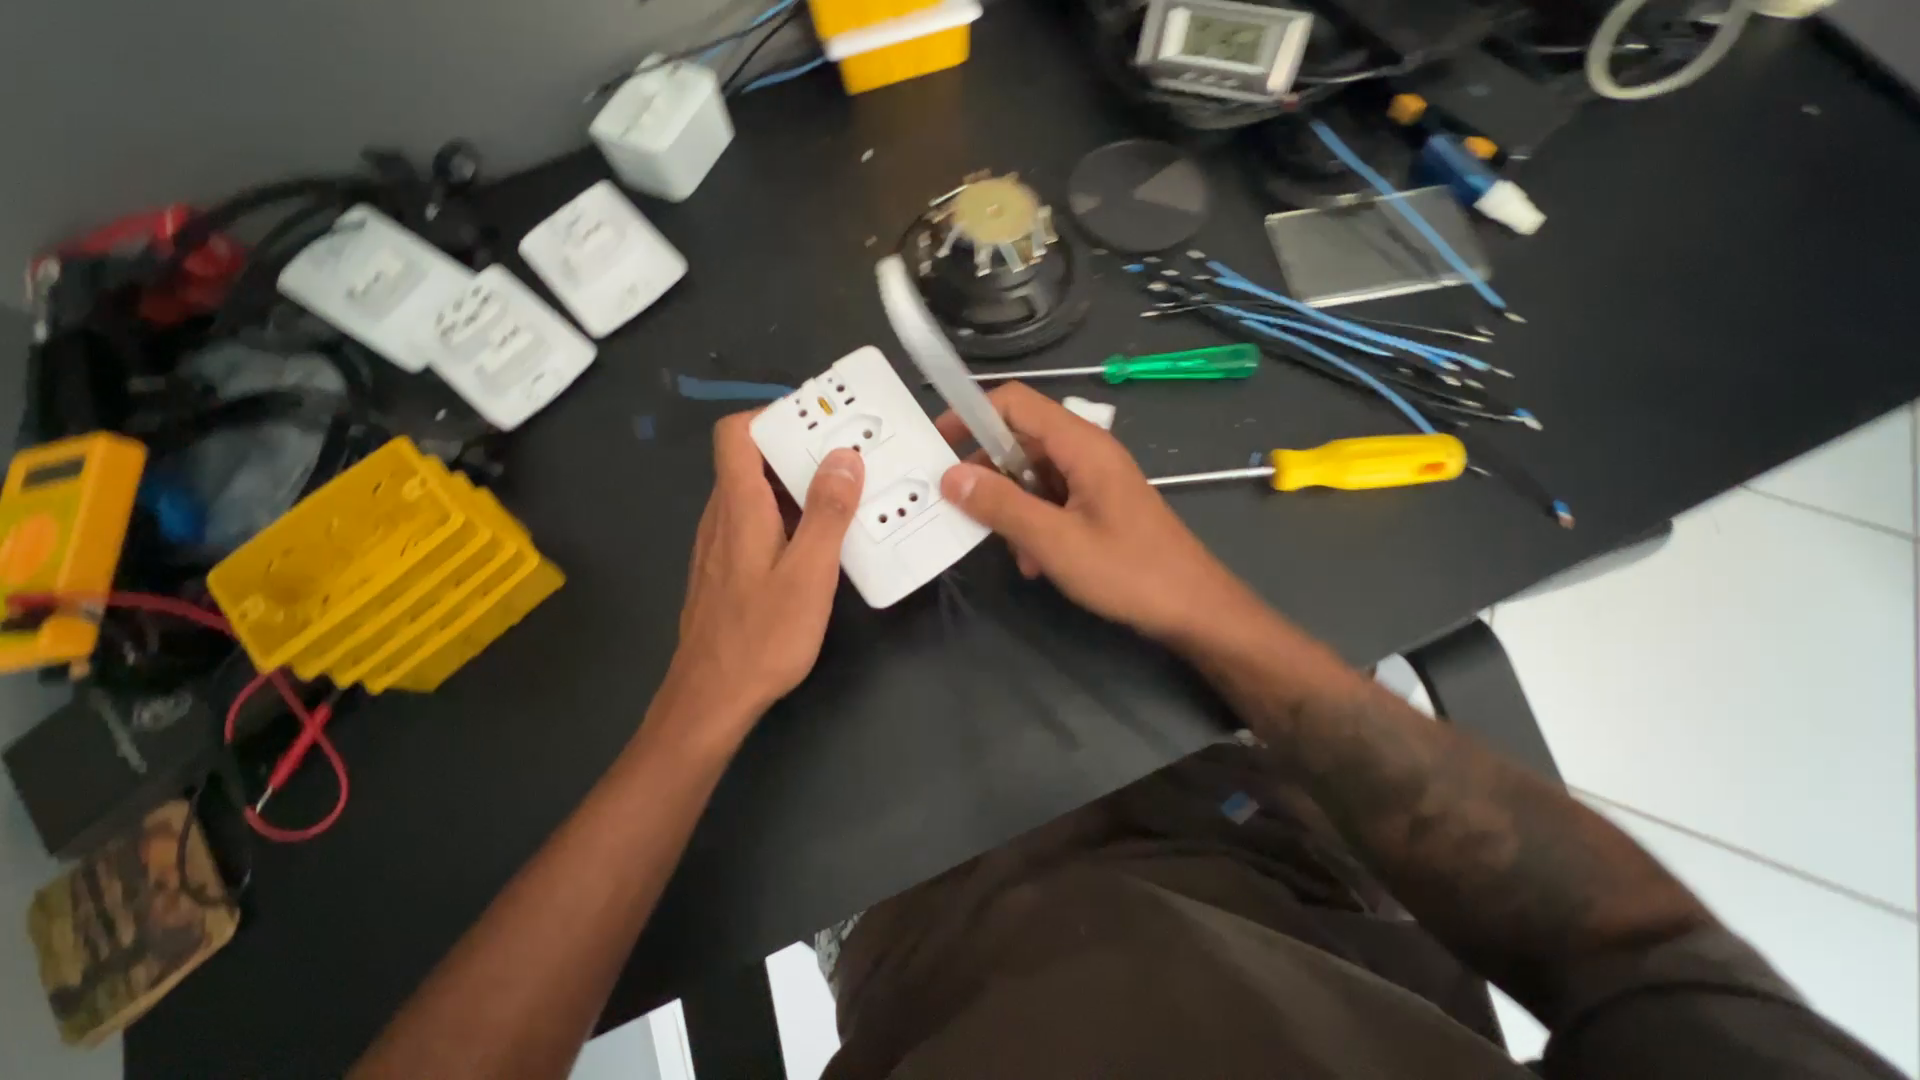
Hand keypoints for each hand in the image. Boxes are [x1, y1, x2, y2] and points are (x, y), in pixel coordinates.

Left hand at [668, 414, 863, 724]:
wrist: (711, 699)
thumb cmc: (762, 636)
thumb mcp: (809, 574)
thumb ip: (827, 513)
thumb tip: (843, 456)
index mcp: (739, 507)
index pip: (736, 434)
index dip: (772, 416)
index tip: (819, 422)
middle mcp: (722, 518)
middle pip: (750, 462)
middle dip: (799, 452)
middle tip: (851, 459)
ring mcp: (719, 547)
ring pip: (755, 496)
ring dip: (796, 489)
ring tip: (846, 498)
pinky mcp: (725, 573)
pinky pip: (755, 526)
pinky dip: (786, 521)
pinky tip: (818, 548)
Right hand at [935, 382, 1255, 646]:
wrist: (1193, 609)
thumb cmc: (1130, 572)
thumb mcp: (1055, 542)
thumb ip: (1001, 506)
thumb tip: (950, 475)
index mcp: (1081, 445)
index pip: (1015, 402)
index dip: (971, 415)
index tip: (937, 445)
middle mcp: (1087, 452)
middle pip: (1020, 439)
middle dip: (988, 473)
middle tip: (963, 509)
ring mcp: (1094, 479)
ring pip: (1032, 475)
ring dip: (1012, 508)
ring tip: (1013, 550)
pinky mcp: (1098, 505)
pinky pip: (1051, 500)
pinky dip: (1034, 524)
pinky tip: (1036, 562)